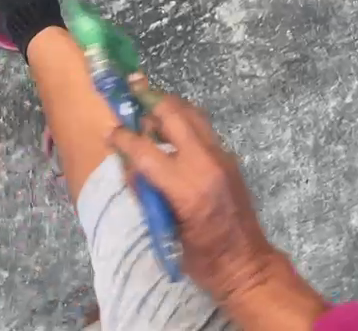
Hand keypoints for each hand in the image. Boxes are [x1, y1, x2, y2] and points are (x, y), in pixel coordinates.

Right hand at [104, 93, 288, 305]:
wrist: (247, 266)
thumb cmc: (203, 260)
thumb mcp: (166, 231)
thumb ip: (149, 194)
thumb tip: (131, 166)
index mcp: (186, 188)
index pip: (145, 151)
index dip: (124, 139)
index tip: (110, 132)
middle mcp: (205, 162)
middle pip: (172, 114)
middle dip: (149, 101)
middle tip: (131, 90)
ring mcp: (220, 155)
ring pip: (191, 113)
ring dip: (168, 107)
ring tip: (149, 108)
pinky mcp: (228, 156)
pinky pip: (202, 127)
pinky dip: (183, 121)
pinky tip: (171, 130)